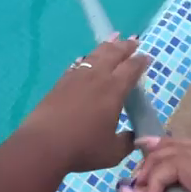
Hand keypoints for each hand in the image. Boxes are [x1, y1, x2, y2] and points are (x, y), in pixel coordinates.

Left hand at [13, 36, 150, 174]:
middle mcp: (97, 77)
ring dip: (106, 46)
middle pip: (113, 54)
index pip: (131, 69)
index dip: (140, 62)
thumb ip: (127, 142)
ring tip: (113, 40)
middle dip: (125, 46)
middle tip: (133, 41)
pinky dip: (86, 59)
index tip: (146, 57)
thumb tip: (135, 137)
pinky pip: (77, 65)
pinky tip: (85, 59)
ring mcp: (77, 77)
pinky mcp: (61, 82)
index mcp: (114, 89)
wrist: (44, 144)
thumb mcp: (112, 152)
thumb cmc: (83, 147)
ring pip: (94, 55)